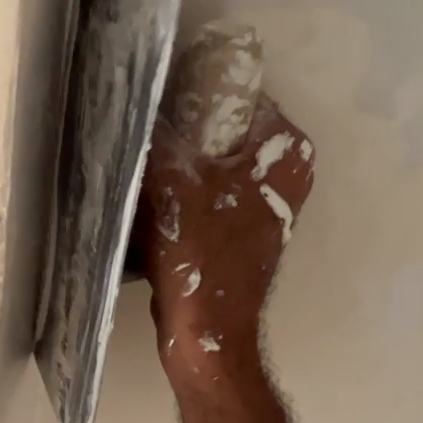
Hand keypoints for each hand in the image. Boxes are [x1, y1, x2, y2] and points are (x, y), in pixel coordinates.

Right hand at [137, 96, 313, 380]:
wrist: (205, 331)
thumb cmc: (199, 254)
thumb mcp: (172, 183)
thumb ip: (157, 136)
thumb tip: (136, 97)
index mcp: (286, 152)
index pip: (241, 96)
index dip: (196, 91)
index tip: (156, 97)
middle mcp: (285, 175)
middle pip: (224, 132)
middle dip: (184, 130)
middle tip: (143, 131)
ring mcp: (264, 208)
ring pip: (213, 167)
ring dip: (179, 165)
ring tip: (140, 161)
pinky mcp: (240, 236)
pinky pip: (206, 198)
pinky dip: (181, 196)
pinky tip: (149, 201)